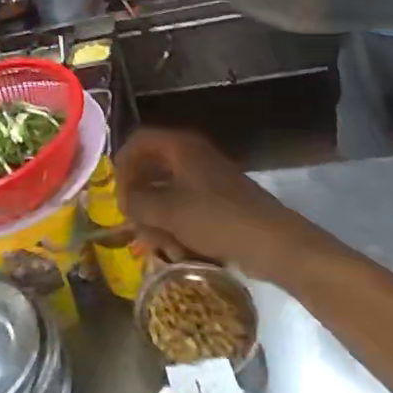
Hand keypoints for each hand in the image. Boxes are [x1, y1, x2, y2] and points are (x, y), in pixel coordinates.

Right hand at [116, 127, 317, 277]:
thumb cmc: (217, 219)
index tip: (115, 190)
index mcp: (180, 147)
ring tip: (153, 245)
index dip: (122, 162)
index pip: (139, 141)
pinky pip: (188, 208)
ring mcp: (209, 179)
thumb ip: (137, 202)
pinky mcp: (222, 203)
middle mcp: (194, 156)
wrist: (276, 244)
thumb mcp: (169, 212)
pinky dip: (177, 226)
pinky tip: (176, 251)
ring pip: (169, 192)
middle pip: (153, 168)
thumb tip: (122, 200)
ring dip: (157, 217)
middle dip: (139, 198)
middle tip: (131, 221)